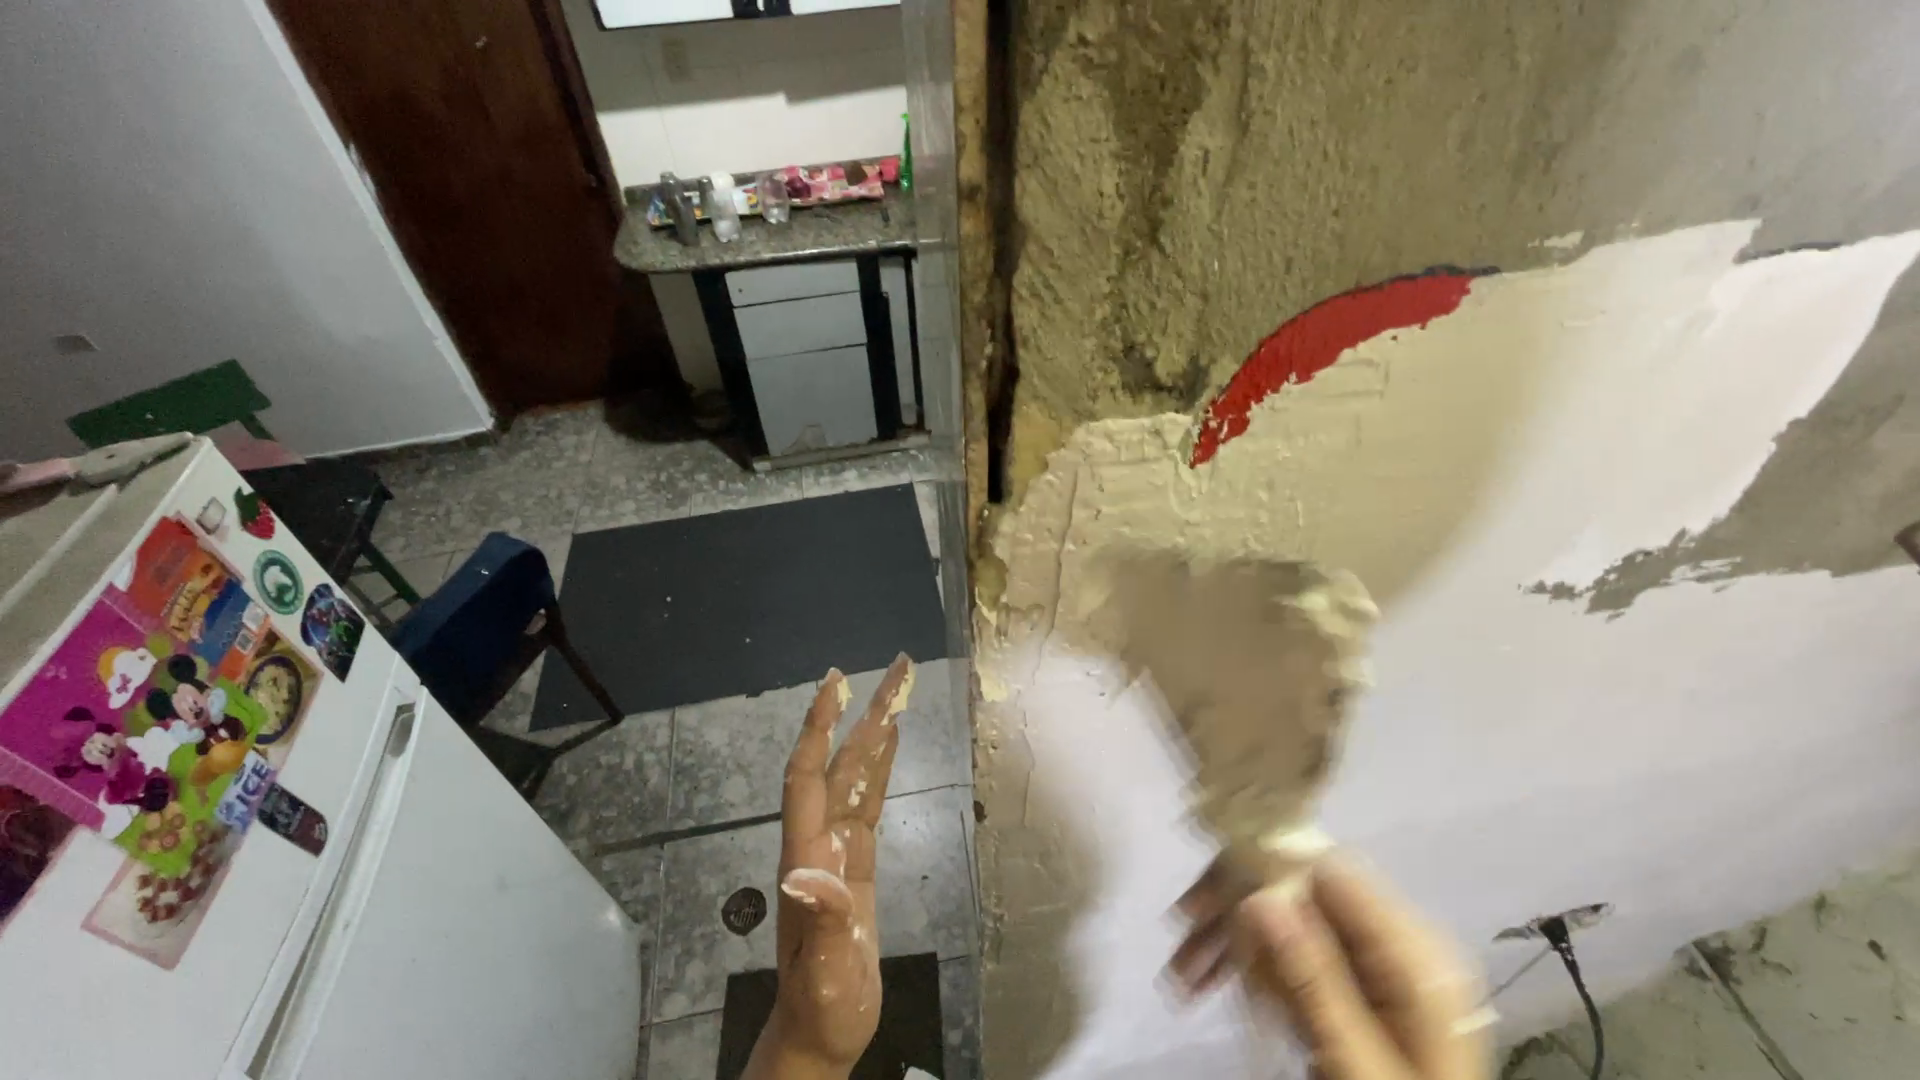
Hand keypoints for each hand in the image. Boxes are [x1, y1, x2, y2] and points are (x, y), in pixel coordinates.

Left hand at [745, 655, 912, 1079]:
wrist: (820, 1032)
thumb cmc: (821, 1005)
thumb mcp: (826, 971)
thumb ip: (823, 920)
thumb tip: (804, 871)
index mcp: (808, 856)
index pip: (808, 777)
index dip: (818, 728)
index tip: (836, 682)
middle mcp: (820, 842)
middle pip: (840, 764)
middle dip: (863, 712)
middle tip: (897, 668)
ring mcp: (839, 851)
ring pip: (857, 777)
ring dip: (876, 731)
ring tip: (899, 691)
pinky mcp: (858, 864)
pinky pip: (870, 802)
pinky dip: (883, 767)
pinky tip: (892, 743)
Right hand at [1170, 855, 1489, 1079]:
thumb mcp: (1356, 1059)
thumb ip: (1313, 979)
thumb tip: (1259, 895)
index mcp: (1412, 953)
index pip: (1328, 872)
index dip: (1262, 870)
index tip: (1204, 899)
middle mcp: (1395, 943)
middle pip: (1301, 896)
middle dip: (1235, 910)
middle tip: (1179, 929)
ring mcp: (1378, 966)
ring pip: (1291, 925)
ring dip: (1233, 942)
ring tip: (1180, 973)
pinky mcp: (1361, 988)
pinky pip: (1300, 957)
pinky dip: (1256, 970)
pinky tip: (1213, 984)